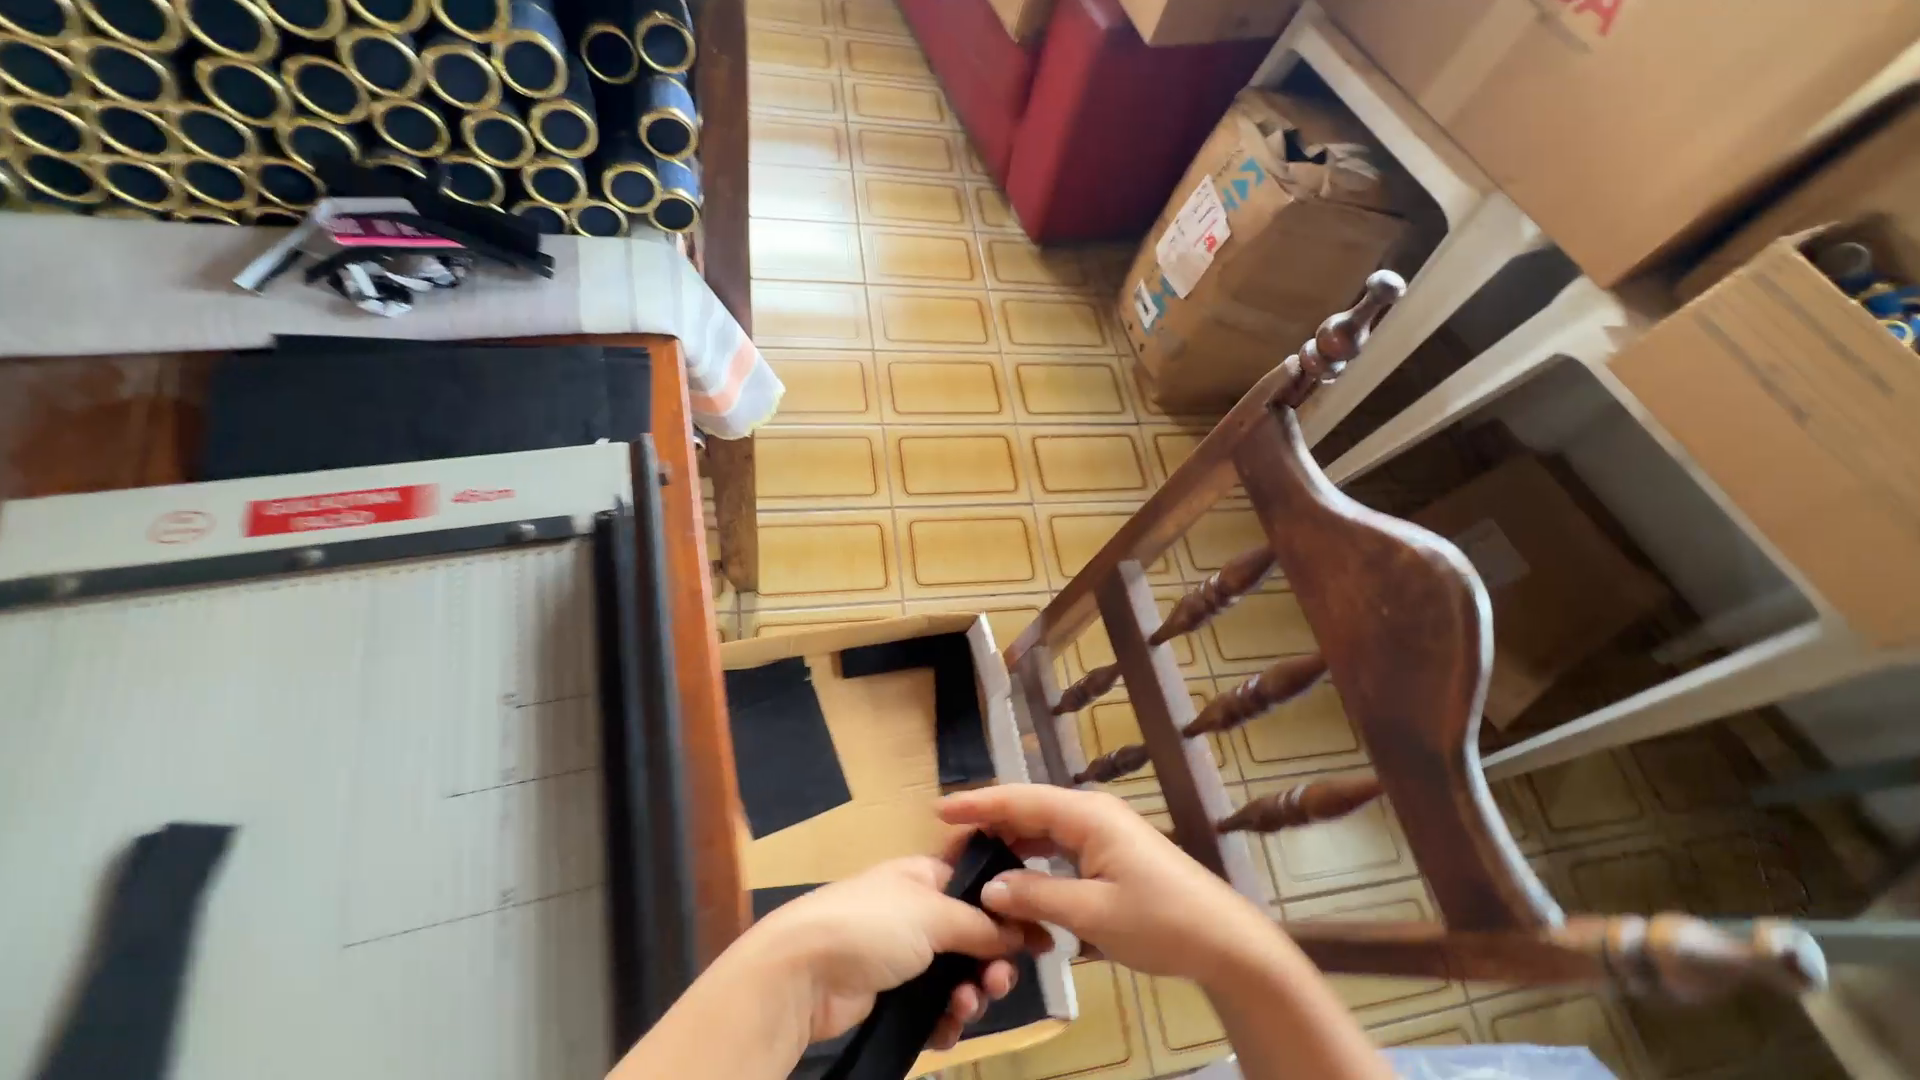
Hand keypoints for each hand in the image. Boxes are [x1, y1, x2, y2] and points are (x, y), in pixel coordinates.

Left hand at [744, 857, 1025, 1049]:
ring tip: (966, 1003)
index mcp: (924, 877)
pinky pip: (935, 1008)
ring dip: (972, 993)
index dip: (1006, 908)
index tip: (1035, 933)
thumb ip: (980, 923)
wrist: (802, 973)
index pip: (976, 886)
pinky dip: (947, 1018)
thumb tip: (1022, 929)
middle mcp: (918, 913)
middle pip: (973, 937)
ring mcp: (904, 957)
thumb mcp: (931, 913)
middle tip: (999, 981)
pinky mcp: (893, 997)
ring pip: (959, 976)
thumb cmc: (870, 924)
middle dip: (992, 961)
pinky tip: (947, 1025)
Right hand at [940, 785, 1271, 984]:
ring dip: (1009, 842)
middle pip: (1028, 809)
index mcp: (1087, 815)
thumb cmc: (1160, 921)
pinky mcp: (1110, 853)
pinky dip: (1033, 857)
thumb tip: (988, 888)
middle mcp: (1092, 813)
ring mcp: (1103, 832)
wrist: (1223, 940)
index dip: (978, 803)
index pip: (1020, 799)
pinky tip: (1015, 876)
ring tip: (972, 859)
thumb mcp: (1092, 913)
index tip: (939, 810)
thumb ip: (1036, 896)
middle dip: (988, 822)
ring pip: (1042, 828)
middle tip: (948, 845)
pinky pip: (1059, 846)